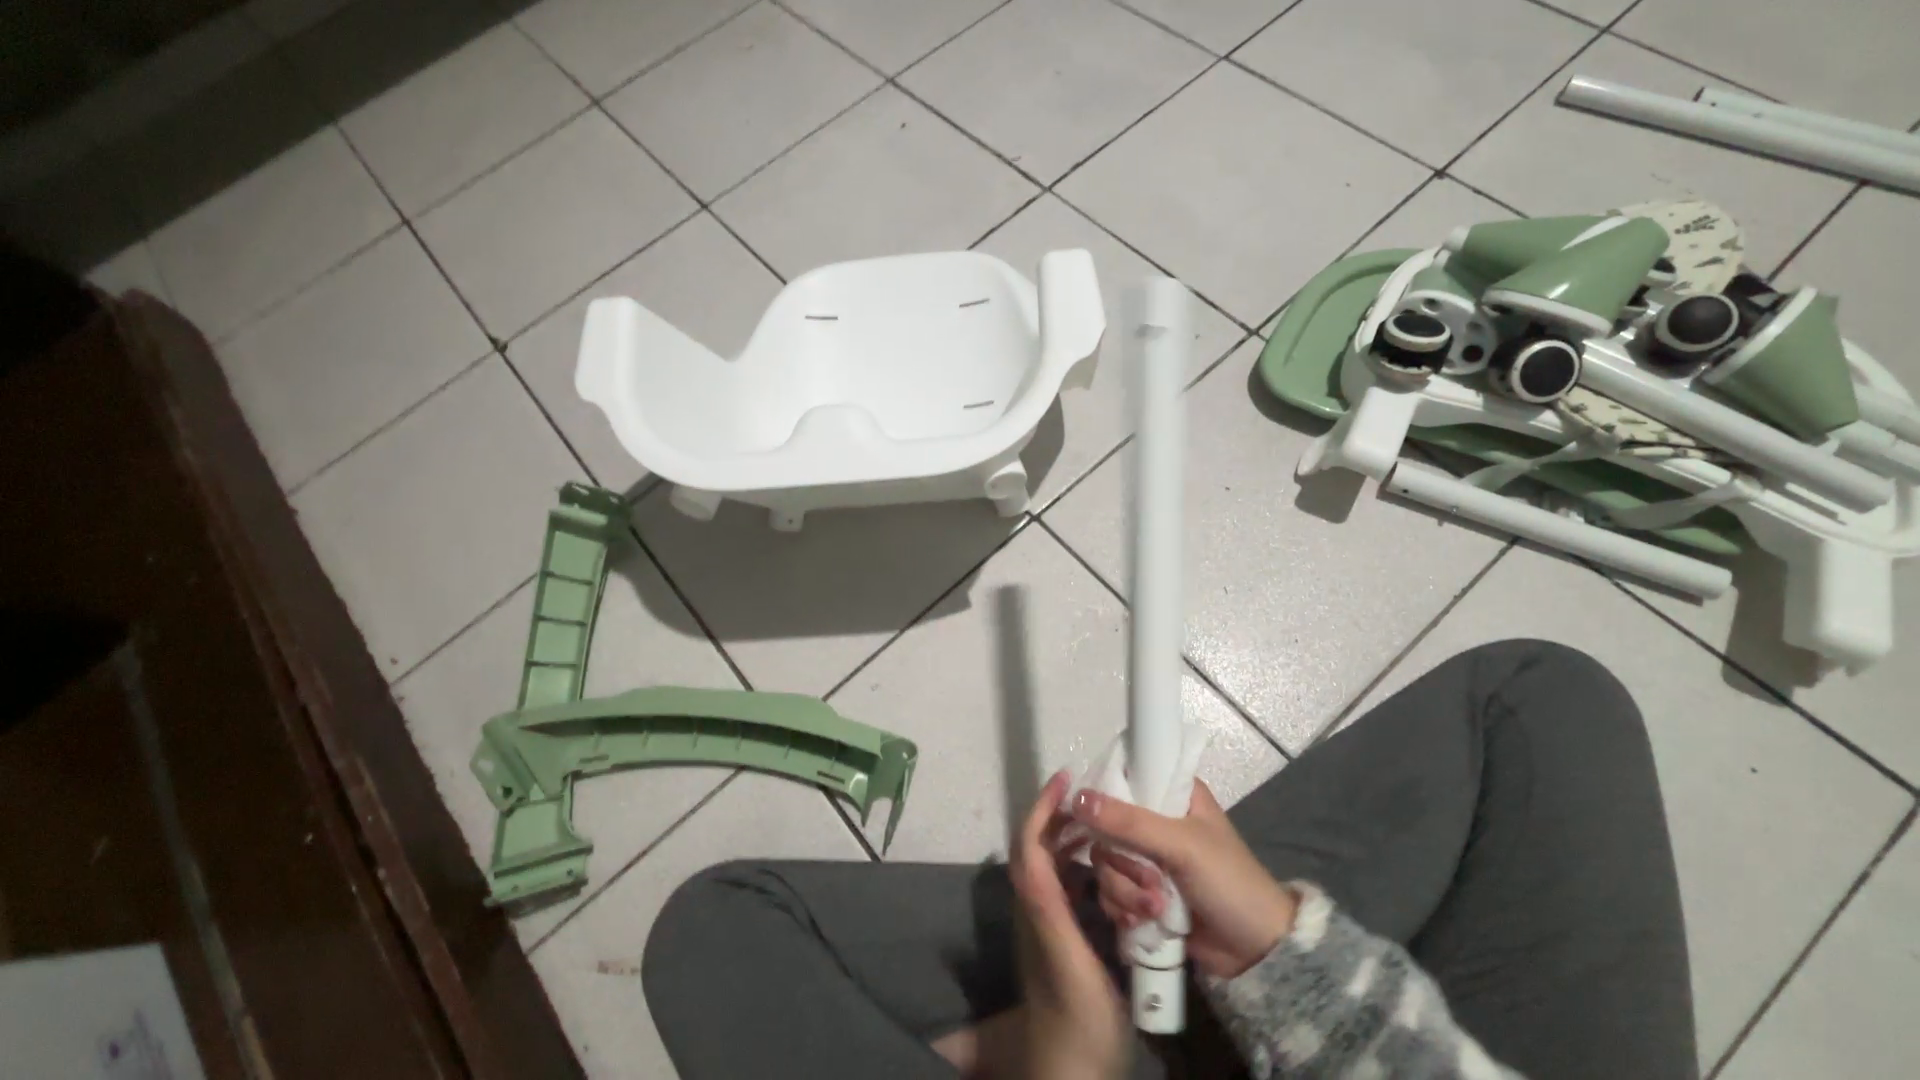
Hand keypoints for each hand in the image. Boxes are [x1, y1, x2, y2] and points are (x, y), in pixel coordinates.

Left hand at [1012, 770, 1129, 1079]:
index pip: (1028, 843)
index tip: (1067, 779)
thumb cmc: (1074, 1016)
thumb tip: (1034, 853)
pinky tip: (1117, 869)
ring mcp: (1051, 925)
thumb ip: (1050, 909)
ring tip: (1111, 823)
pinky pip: (1072, 889)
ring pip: (1056, 867)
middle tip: (1099, 796)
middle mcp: (1037, 909)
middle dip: (1062, 816)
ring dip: (1076, 839)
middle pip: (1041, 848)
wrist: (1071, 1071)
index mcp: (1035, 907)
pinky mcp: (1066, 940)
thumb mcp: (1068, 961)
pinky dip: (1088, 868)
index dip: (1041, 807)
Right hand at [1074, 780, 1296, 979]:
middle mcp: (1156, 822)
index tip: (1097, 822)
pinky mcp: (1141, 893)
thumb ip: (1130, 822)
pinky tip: (1143, 922)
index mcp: (1173, 795)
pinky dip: (1122, 908)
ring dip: (1124, 891)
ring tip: (1155, 910)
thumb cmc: (1229, 883)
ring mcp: (1147, 860)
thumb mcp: (1182, 846)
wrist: (1255, 952)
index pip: (1123, 778)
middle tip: (1151, 880)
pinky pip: (1110, 893)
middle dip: (1121, 863)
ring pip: (1105, 864)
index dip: (1103, 797)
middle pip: (1106, 830)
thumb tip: (1077, 798)